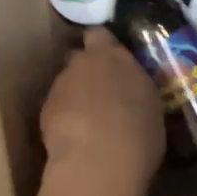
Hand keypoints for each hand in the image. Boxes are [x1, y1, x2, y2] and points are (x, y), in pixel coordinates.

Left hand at [40, 27, 165, 179]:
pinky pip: (56, 106)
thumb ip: (135, 88)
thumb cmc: (137, 135)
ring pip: (66, 81)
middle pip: (78, 56)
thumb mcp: (150, 107)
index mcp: (114, 56)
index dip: (101, 46)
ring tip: (86, 122)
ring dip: (74, 94)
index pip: (100, 34)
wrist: (98, 161)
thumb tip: (130, 91)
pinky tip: (74, 138)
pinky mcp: (46, 107)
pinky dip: (63, 117)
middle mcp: (85, 62)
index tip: (109, 60)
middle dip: (85, 69)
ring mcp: (62, 83)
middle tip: (98, 91)